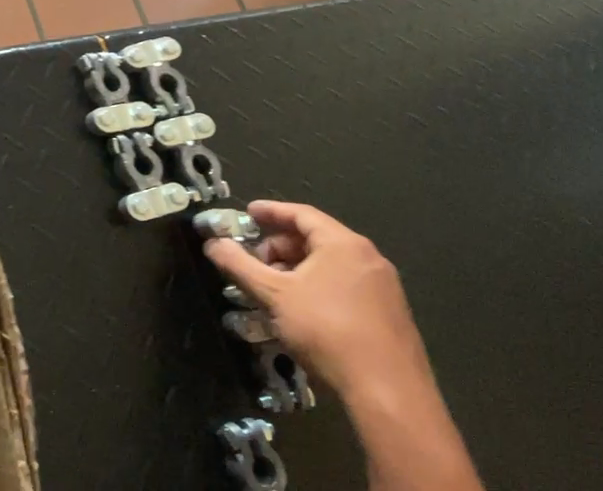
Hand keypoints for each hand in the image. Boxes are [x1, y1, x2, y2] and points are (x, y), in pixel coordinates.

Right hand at [204, 201, 433, 402]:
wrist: (389, 392)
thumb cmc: (327, 331)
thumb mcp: (273, 295)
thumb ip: (239, 265)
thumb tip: (213, 243)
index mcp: (343, 244)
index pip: (302, 214)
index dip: (271, 211)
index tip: (247, 213)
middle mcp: (368, 258)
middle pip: (316, 238)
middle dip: (280, 246)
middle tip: (255, 261)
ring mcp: (383, 287)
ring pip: (330, 264)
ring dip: (297, 269)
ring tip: (273, 289)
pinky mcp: (390, 313)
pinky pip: (345, 284)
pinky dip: (318, 285)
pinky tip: (301, 310)